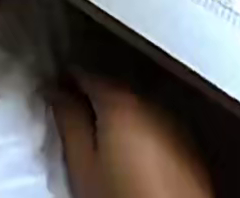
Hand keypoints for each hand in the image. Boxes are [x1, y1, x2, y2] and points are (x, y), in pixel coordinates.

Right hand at [52, 73, 213, 197]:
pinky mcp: (186, 143)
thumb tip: (55, 93)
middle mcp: (148, 101)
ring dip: (116, 113)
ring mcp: (171, 121)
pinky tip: (131, 154)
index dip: (65, 80)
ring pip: (134, 106)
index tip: (52, 90)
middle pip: (111, 88)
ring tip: (101, 139)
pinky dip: (139, 130)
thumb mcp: (83, 166)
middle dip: (92, 97)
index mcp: (118, 101)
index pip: (85, 74)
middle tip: (73, 114)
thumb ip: (68, 122)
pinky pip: (153, 124)